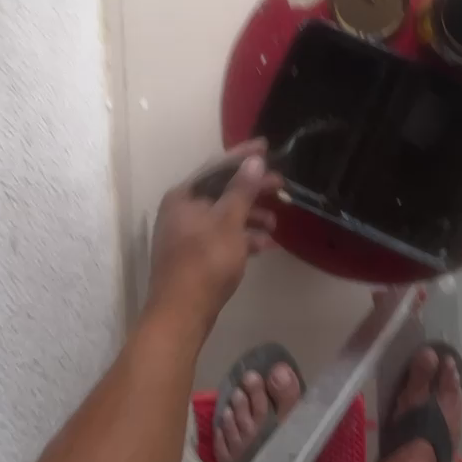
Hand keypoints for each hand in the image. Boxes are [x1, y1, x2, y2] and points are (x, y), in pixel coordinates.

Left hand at [144, 141, 282, 333]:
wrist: (181, 314)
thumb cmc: (205, 261)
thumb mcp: (229, 221)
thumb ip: (242, 189)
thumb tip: (254, 160)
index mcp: (184, 196)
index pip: (217, 167)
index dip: (243, 156)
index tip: (266, 146)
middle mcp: (181, 210)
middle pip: (222, 191)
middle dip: (252, 190)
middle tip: (280, 185)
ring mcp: (186, 234)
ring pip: (224, 216)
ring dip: (251, 216)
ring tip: (275, 223)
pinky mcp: (194, 256)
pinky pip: (222, 237)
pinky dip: (242, 237)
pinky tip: (264, 245)